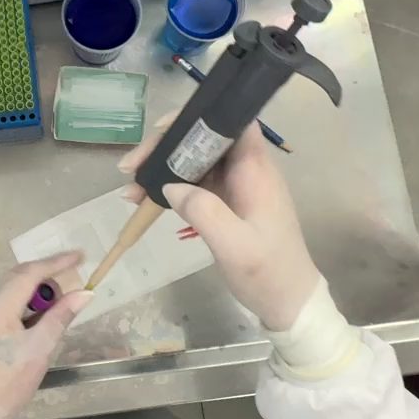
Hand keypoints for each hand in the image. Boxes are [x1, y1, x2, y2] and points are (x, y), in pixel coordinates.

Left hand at [0, 250, 92, 418]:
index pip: (30, 273)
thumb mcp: (40, 349)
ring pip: (10, 286)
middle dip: (47, 273)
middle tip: (73, 278)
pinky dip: (24, 299)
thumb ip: (61, 316)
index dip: (56, 262)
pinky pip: (3, 299)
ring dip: (35, 287)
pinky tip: (39, 312)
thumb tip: (84, 293)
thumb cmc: (9, 383)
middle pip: (18, 275)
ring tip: (59, 299)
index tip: (80, 256)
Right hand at [118, 113, 319, 332]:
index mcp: (254, 168)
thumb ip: (204, 211)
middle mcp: (245, 168)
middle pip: (201, 138)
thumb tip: (170, 187)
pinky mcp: (226, 200)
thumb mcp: (235, 246)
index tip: (160, 131)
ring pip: (192, 160)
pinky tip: (144, 200)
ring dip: (160, 168)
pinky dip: (167, 187)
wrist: (288, 303)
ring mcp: (235, 184)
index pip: (227, 120)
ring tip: (129, 190)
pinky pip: (192, 182)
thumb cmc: (268, 273)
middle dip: (164, 147)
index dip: (194, 116)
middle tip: (130, 169)